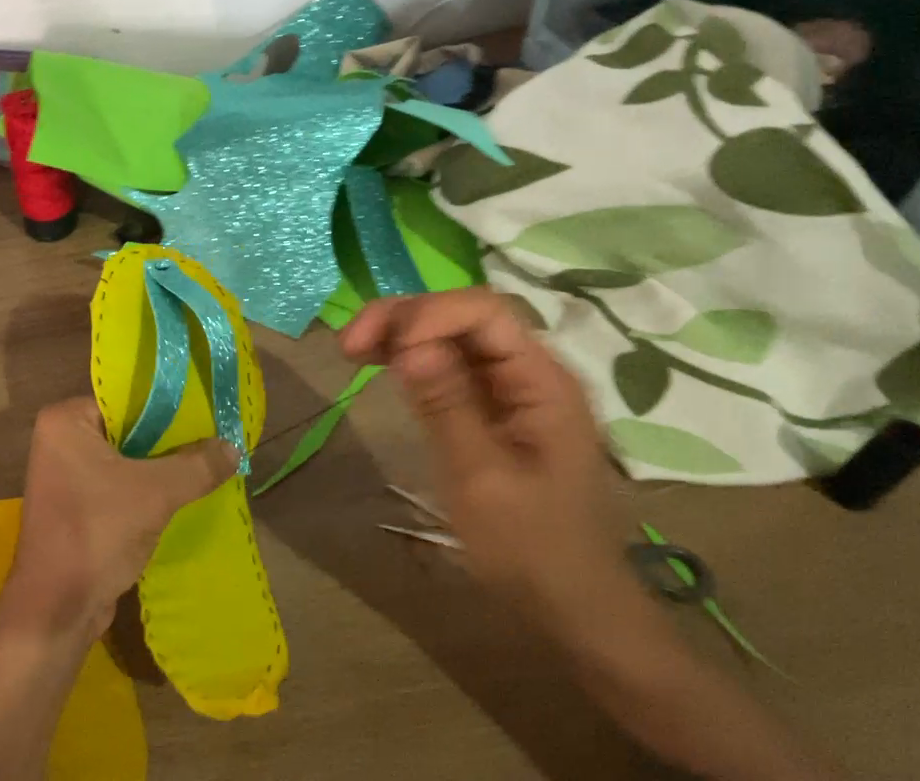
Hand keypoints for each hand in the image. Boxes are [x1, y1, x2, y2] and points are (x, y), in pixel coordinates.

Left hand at [0, 397, 238, 639]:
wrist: (59, 606)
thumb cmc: (99, 532)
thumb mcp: (156, 493)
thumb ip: (196, 465)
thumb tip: (233, 447)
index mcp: (64, 421)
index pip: (123, 399)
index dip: (165, 406)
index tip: (206, 412)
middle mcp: (58, 441)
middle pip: (125, 429)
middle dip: (167, 440)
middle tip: (214, 441)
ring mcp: (64, 476)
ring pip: (124, 460)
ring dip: (160, 469)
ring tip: (207, 467)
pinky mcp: (74, 507)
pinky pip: (117, 486)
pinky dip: (146, 492)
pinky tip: (182, 497)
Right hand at [339, 289, 635, 639]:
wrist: (570, 606)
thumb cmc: (530, 548)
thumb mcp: (482, 478)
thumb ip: (447, 405)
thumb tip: (408, 343)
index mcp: (544, 382)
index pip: (484, 313)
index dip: (427, 315)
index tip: (380, 348)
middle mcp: (531, 372)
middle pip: (464, 315)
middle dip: (404, 318)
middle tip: (349, 345)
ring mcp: (512, 390)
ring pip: (451, 335)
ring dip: (399, 332)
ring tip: (351, 349)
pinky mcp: (492, 408)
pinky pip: (449, 365)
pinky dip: (409, 358)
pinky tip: (376, 364)